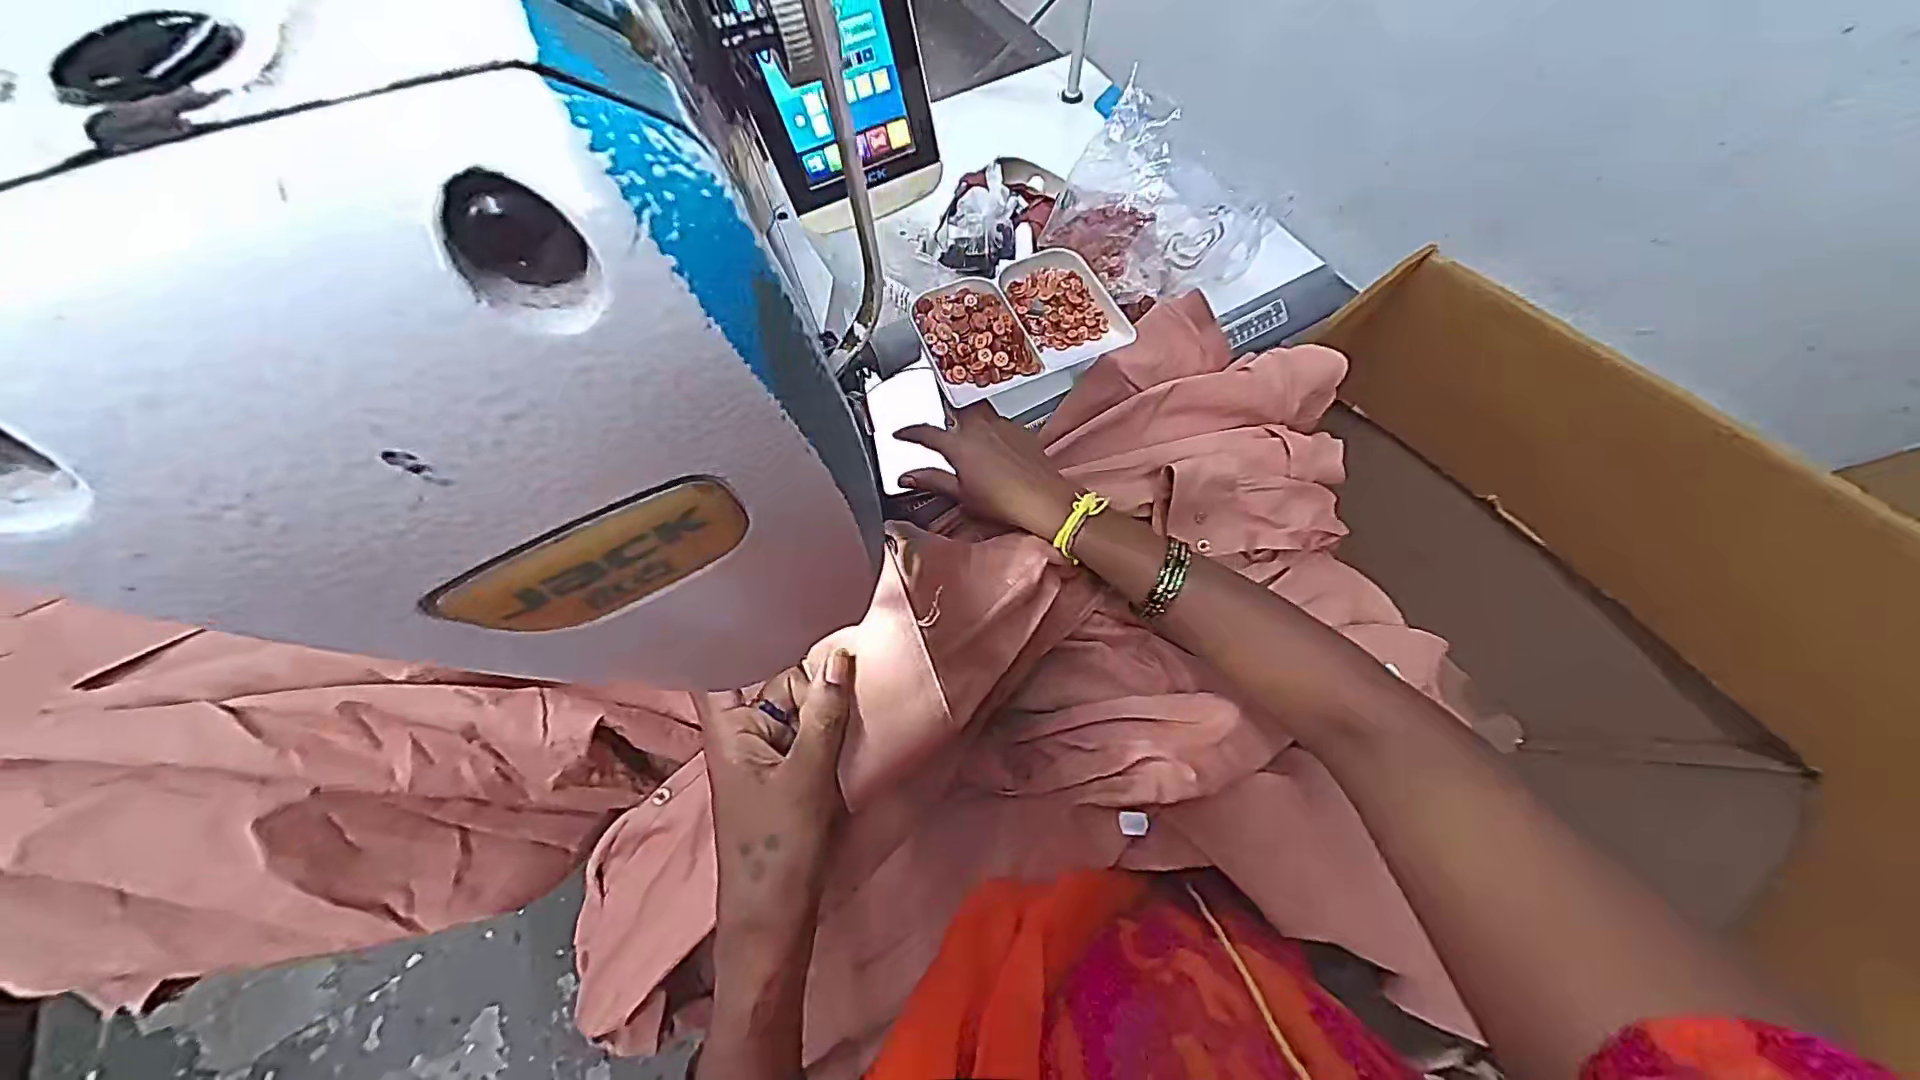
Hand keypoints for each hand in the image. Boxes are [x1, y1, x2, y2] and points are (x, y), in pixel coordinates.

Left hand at [698, 651, 853, 943]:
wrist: (776, 916)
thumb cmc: (778, 847)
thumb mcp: (807, 775)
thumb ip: (826, 714)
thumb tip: (841, 657)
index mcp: (729, 729)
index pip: (724, 668)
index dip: (744, 640)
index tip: (780, 613)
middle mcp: (745, 734)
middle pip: (775, 683)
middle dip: (809, 674)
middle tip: (850, 660)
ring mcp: (768, 753)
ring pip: (797, 708)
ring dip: (825, 699)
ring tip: (860, 682)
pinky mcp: (790, 771)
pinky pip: (808, 732)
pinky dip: (829, 723)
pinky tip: (855, 713)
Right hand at [894, 402, 1079, 538]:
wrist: (1043, 499)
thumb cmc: (1002, 501)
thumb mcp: (961, 494)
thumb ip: (932, 480)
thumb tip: (907, 476)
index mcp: (959, 445)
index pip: (926, 433)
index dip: (910, 433)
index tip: (901, 434)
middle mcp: (979, 427)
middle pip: (955, 413)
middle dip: (946, 421)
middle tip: (942, 437)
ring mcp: (1002, 425)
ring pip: (979, 414)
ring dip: (970, 422)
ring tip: (969, 441)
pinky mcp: (1021, 430)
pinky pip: (1000, 422)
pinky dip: (992, 430)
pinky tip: (995, 448)